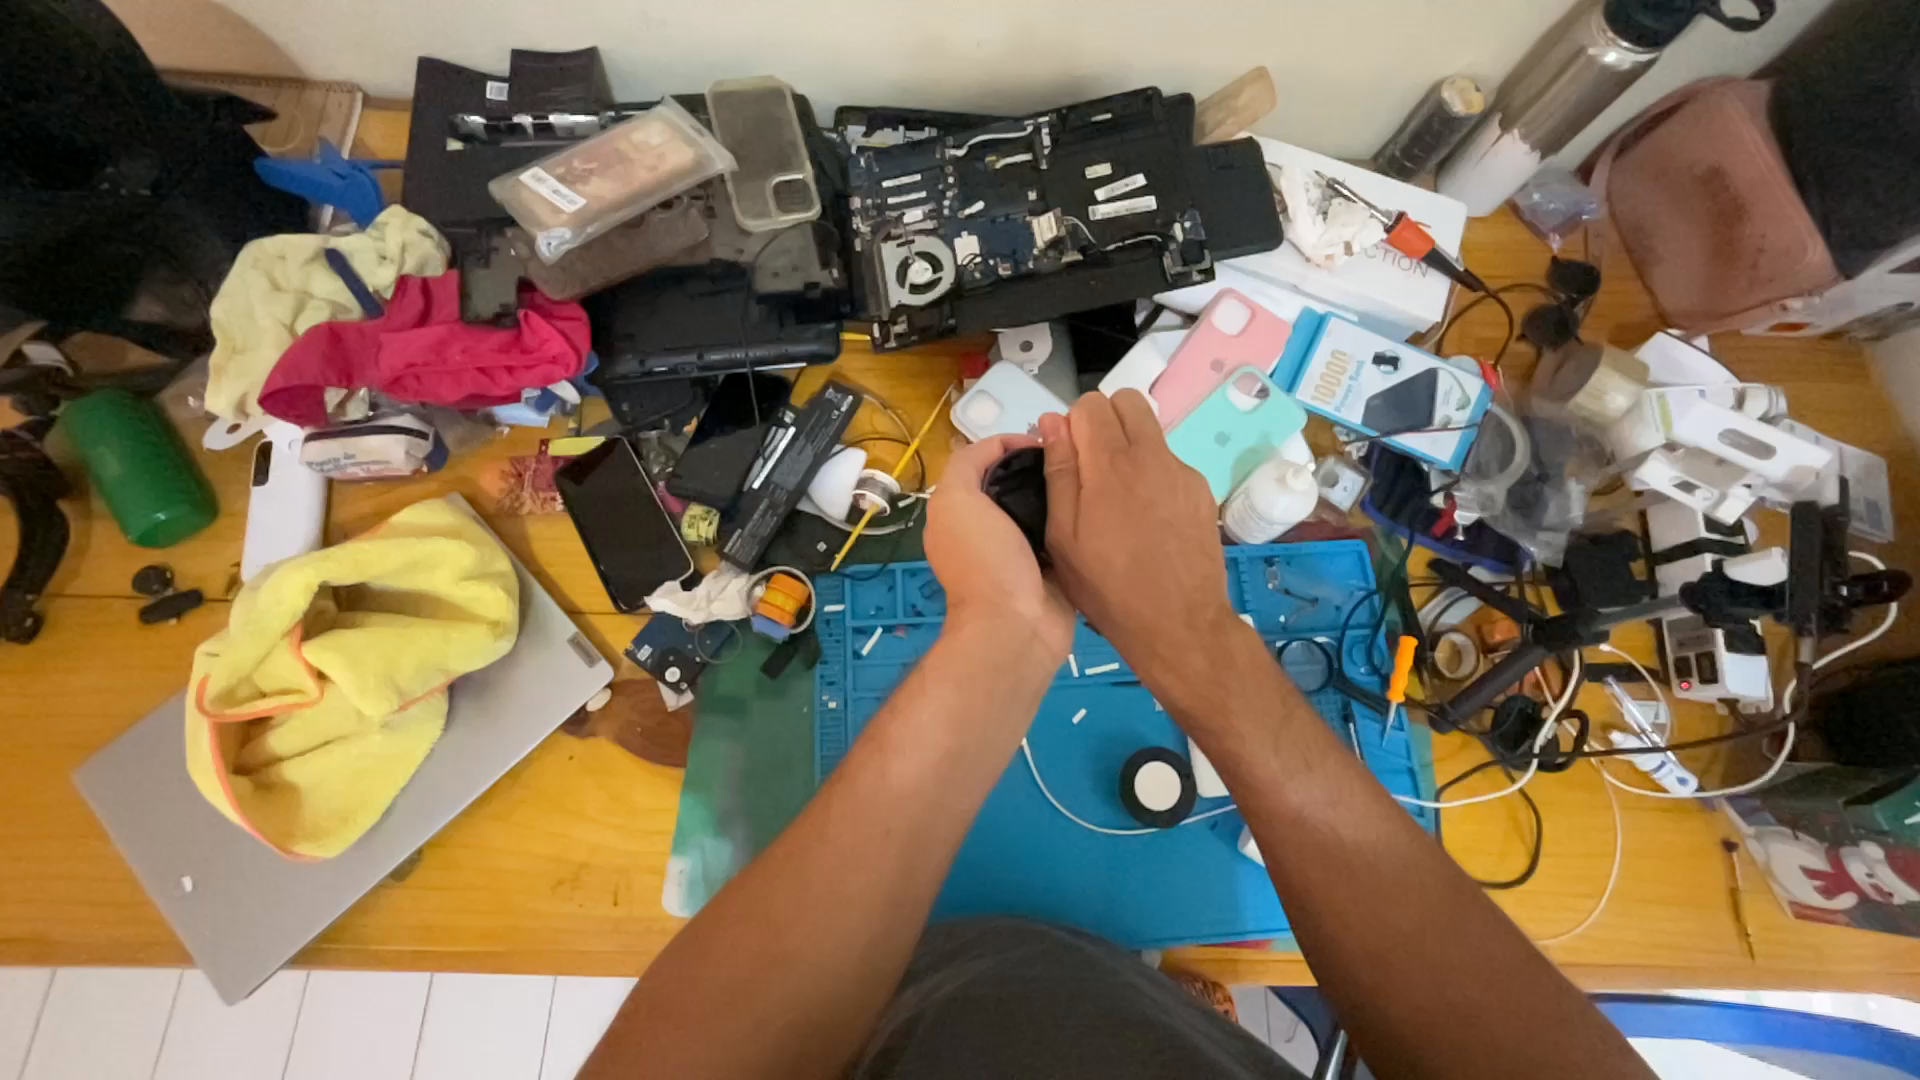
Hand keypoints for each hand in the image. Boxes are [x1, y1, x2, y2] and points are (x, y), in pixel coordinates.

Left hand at [923, 434, 1075, 660]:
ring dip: (1062, 492)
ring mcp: (1021, 551)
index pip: (985, 463)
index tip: (1044, 440)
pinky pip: (1064, 534)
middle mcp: (988, 530)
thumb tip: (1001, 446)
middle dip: (1041, 467)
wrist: (1016, 626)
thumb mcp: (957, 500)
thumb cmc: (985, 560)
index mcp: (960, 513)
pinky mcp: (1051, 569)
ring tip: (1091, 475)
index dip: (1010, 445)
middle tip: (1075, 455)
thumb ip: (968, 464)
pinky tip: (1097, 506)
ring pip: (1043, 507)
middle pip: (1017, 484)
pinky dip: (1076, 521)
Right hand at [1038, 391, 1241, 696]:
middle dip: (1105, 420)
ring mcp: (1182, 472)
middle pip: (1129, 401)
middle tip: (1092, 466)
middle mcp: (1152, 456)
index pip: (1091, 403)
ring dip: (1129, 448)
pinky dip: (1152, 476)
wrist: (1178, 623)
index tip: (1068, 458)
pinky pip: (1169, 464)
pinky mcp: (1201, 492)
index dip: (1073, 425)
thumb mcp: (1063, 535)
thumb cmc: (1106, 586)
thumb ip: (1059, 472)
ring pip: (1151, 432)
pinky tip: (1147, 521)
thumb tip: (1053, 423)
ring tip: (1119, 501)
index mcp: (1111, 464)